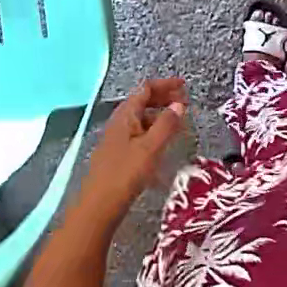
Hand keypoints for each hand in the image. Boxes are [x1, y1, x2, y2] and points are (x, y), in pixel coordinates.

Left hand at [76, 77, 187, 224]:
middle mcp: (119, 122)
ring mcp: (118, 137)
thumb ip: (166, 125)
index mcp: (125, 115)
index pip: (145, 89)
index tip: (184, 85)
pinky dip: (153, 131)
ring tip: (179, 122)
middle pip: (142, 102)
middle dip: (163, 98)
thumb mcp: (150, 147)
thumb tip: (179, 104)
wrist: (101, 201)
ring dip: (159, 116)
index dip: (165, 85)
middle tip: (185, 101)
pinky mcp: (119, 152)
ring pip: (141, 119)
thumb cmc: (126, 172)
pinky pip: (139, 133)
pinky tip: (163, 143)